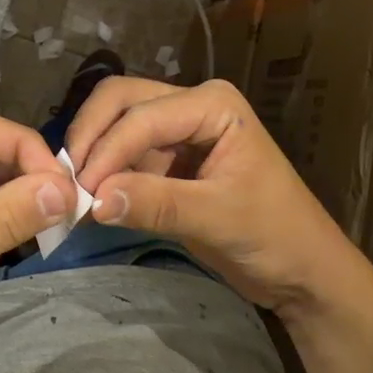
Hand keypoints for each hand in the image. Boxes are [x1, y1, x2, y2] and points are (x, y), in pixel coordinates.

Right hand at [65, 77, 363, 315]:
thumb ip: (158, 203)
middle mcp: (191, 104)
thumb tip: (94, 200)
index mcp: (213, 103)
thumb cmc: (277, 235)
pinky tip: (88, 194)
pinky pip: (124, 151)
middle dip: (92, 135)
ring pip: (117, 120)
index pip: (144, 114)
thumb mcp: (220, 218)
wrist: (304, 273)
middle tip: (67, 179)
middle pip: (122, 99)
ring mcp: (177, 129)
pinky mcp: (167, 158)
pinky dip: (103, 169)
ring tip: (71, 189)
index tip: (81, 190)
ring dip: (92, 150)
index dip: (109, 149)